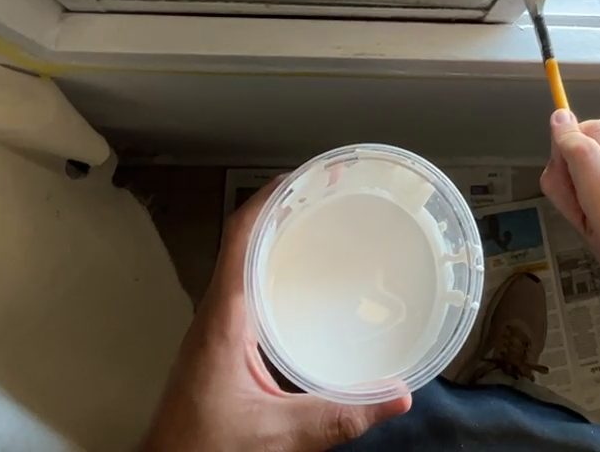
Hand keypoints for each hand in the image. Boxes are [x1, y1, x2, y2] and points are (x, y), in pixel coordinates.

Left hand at [140, 180, 411, 451]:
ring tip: (316, 218)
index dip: (272, 196)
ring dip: (277, 231)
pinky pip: (246, 283)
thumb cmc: (202, 450)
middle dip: (284, 205)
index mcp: (225, 314)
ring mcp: (216, 324)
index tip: (306, 175)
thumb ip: (338, 416)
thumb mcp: (277, 435)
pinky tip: (299, 278)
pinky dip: (272, 263)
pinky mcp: (220, 341)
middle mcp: (217, 309)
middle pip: (245, 236)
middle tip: (325, 190)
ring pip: (244, 258)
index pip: (242, 232)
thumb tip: (397, 394)